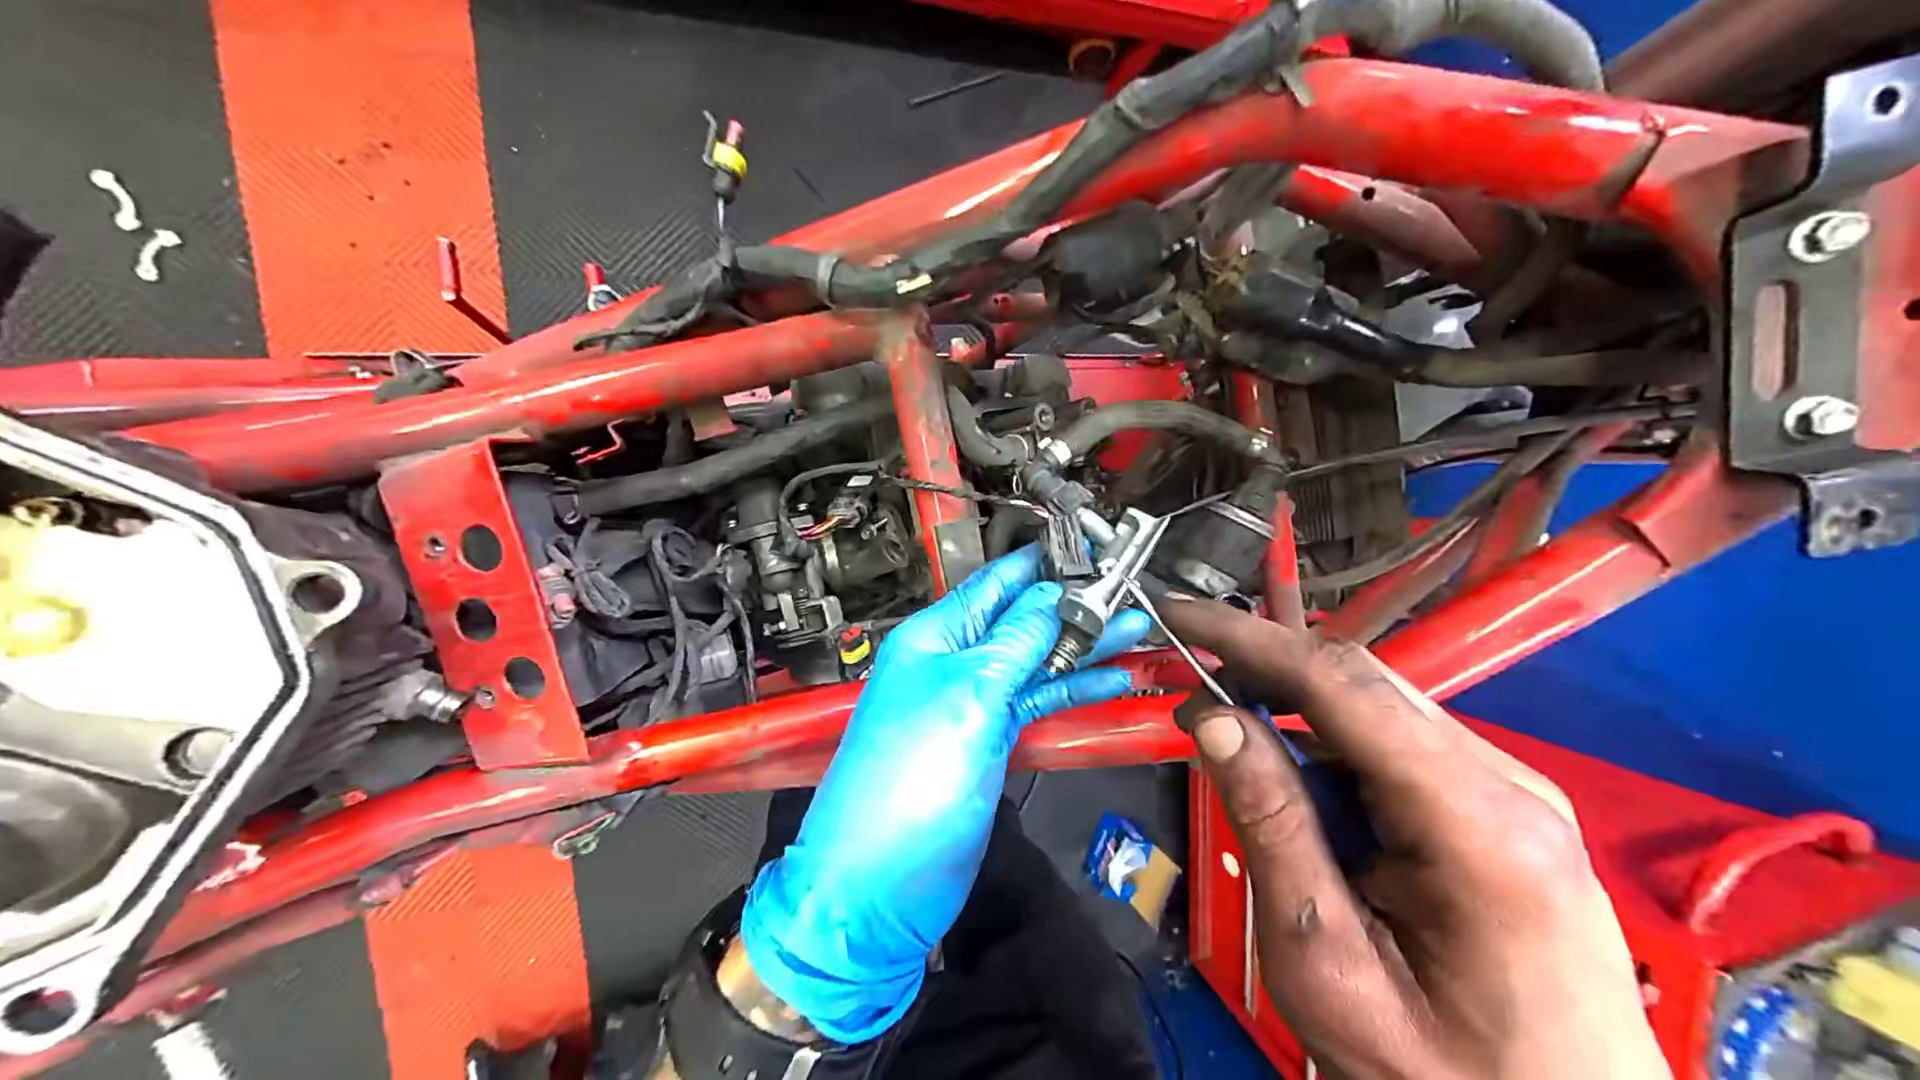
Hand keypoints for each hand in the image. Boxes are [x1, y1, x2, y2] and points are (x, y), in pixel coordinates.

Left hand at [740, 547, 1150, 1042]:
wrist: (878, 885)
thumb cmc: (904, 784)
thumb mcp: (967, 695)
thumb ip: (1015, 642)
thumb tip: (1055, 595)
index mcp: (935, 637)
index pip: (996, 583)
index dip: (1042, 565)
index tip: (1090, 550)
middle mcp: (955, 662)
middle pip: (1022, 619)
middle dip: (1074, 604)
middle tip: (1128, 590)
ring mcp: (975, 703)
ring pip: (1037, 660)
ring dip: (1084, 645)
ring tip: (1135, 629)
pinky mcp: (992, 740)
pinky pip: (1039, 702)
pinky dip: (1073, 688)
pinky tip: (1110, 679)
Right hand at [1162, 599, 1667, 1079]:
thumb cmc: (1438, 1079)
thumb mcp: (1326, 963)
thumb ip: (1271, 828)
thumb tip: (1212, 718)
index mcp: (1477, 824)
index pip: (1339, 686)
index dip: (1247, 638)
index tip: (1176, 615)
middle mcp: (1507, 786)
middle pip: (1359, 683)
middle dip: (1259, 665)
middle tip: (1183, 681)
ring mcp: (1511, 795)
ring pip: (1372, 707)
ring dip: (1286, 705)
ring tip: (1223, 732)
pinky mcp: (1499, 811)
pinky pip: (1391, 744)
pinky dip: (1322, 741)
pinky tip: (1288, 776)